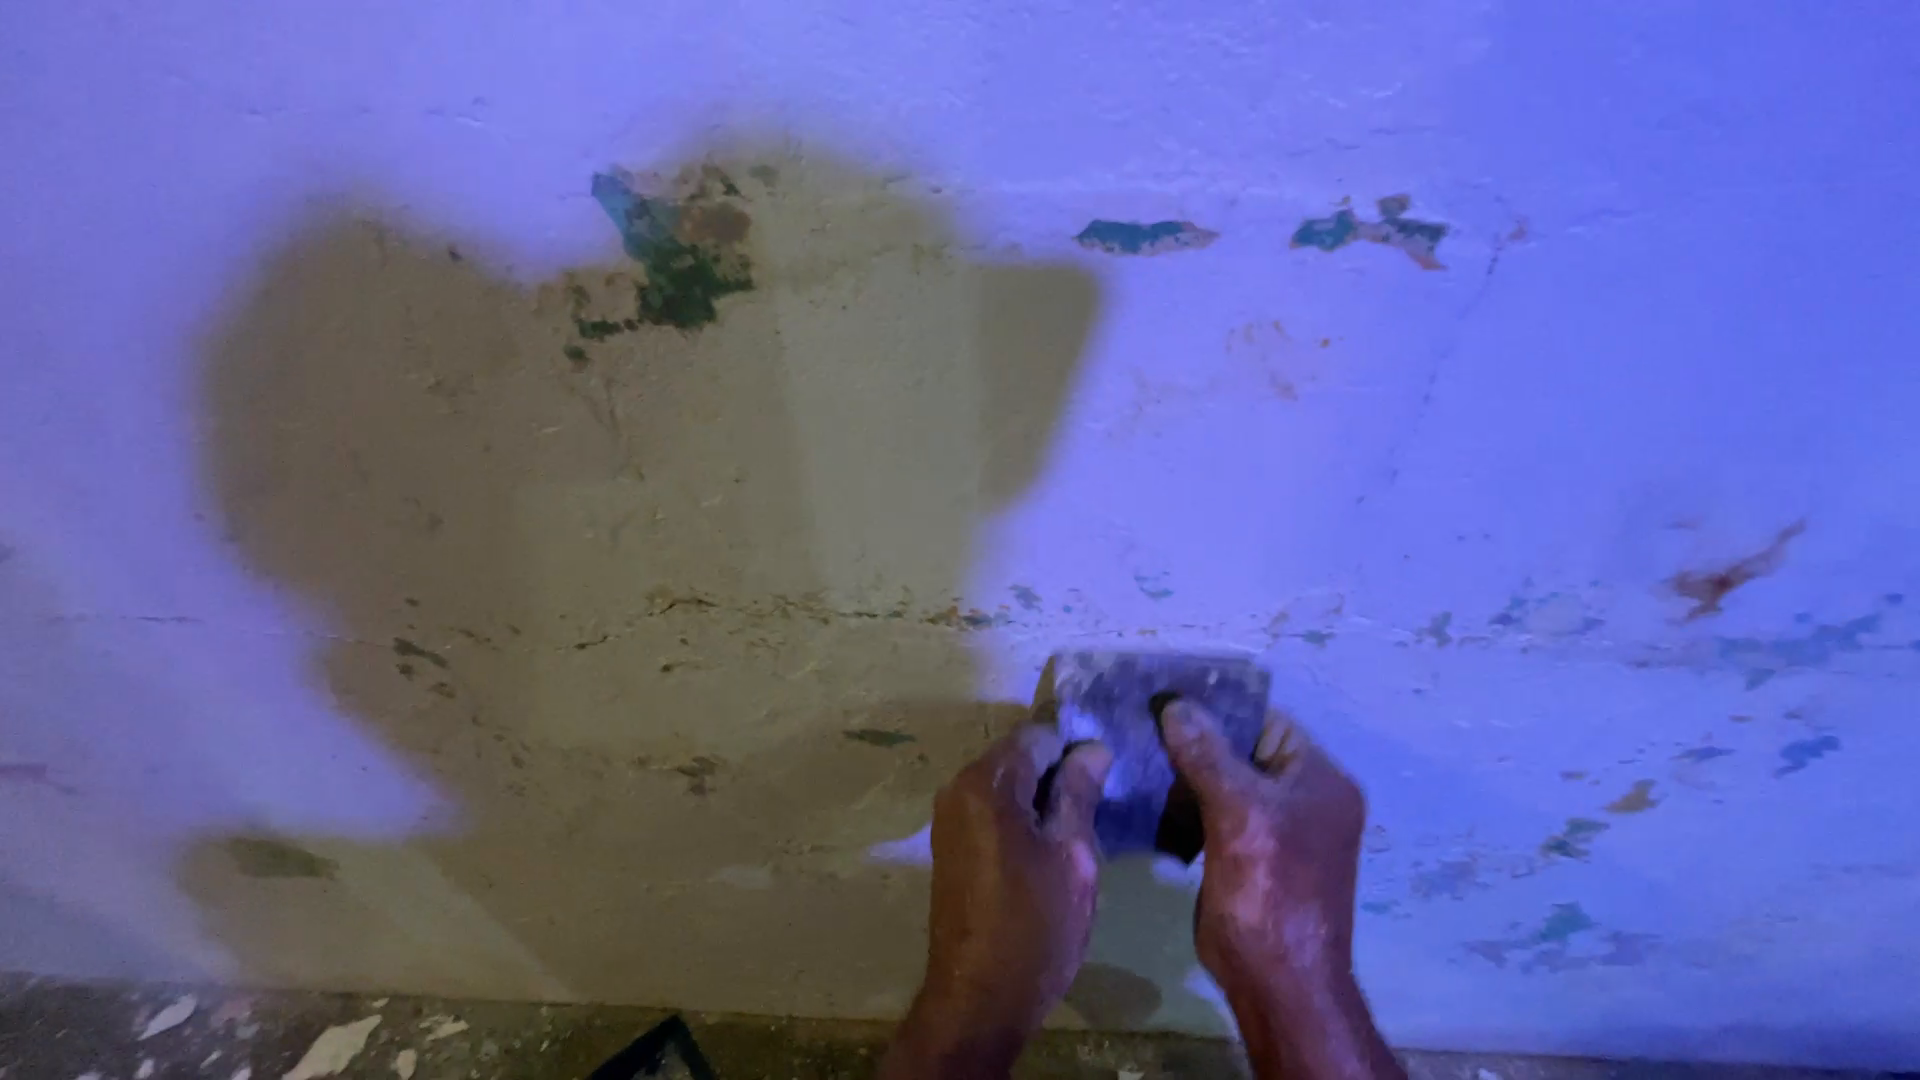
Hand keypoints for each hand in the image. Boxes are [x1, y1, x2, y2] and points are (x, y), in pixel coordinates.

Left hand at [882, 726, 1111, 1079]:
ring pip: (1004, 782)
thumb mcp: (1072, 855)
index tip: (1103, 781)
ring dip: (1038, 797)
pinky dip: (1018, 815)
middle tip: (1093, 810)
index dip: (1074, 749)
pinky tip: (1042, 851)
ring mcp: (948, 815)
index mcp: (986, 782)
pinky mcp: (948, 842)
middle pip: (1017, 755)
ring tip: (1072, 834)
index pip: (1037, 734)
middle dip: (1056, 773)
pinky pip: (989, 808)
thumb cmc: (1035, 926)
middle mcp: (958, 786)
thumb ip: (1079, 792)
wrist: (978, 998)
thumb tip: (1092, 747)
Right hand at [1159, 700, 1399, 1079]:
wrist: (1276, 980)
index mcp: (1318, 778)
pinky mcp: (1248, 853)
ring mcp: (1275, 828)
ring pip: (1223, 780)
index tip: (1164, 698)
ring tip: (1137, 757)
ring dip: (1184, 774)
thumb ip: (1207, 754)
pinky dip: (1186, 804)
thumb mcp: (1238, 812)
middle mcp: (1302, 797)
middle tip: (1140, 726)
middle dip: (1194, 742)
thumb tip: (1176, 704)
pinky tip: (1150, 799)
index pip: (1264, 721)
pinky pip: (1215, 811)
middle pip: (1241, 750)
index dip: (1217, 709)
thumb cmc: (1268, 889)